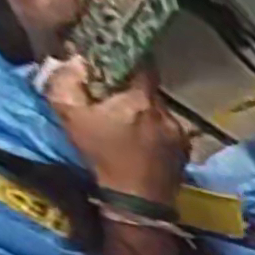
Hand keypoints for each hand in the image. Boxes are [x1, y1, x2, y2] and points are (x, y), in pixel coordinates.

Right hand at [44, 58, 186, 204]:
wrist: (138, 198)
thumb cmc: (103, 155)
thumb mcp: (70, 113)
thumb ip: (68, 80)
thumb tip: (78, 61)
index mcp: (141, 101)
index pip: (141, 65)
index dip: (126, 57)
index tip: (112, 56)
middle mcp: (168, 114)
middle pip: (149, 90)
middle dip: (131, 88)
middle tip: (112, 94)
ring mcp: (181, 134)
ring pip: (159, 110)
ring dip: (143, 110)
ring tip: (126, 121)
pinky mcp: (186, 150)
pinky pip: (169, 129)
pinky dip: (155, 128)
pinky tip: (141, 138)